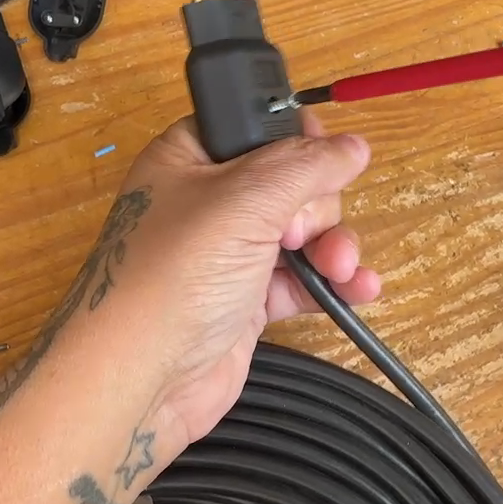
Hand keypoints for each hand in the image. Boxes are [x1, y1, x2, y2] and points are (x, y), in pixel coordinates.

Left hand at [71, 117, 379, 446]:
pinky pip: (303, 279)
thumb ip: (305, 167)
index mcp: (192, 157)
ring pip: (304, 232)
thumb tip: (354, 146)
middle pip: (292, 182)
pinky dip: (333, 282)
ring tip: (341, 268)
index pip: (255, 127)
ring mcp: (230, 252)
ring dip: (333, 246)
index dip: (296, 140)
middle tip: (296, 233)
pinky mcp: (249, 299)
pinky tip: (360, 289)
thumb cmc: (178, 272)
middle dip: (316, 206)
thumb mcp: (243, 201)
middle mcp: (211, 200)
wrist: (142, 376)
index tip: (324, 159)